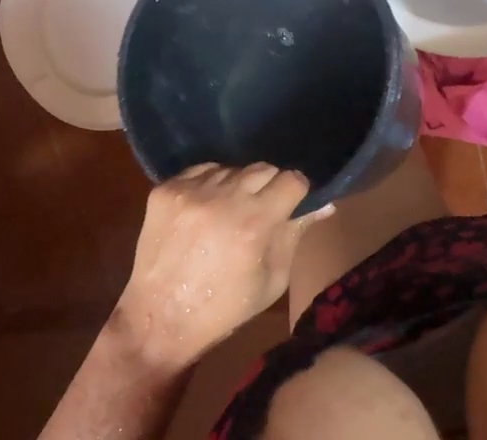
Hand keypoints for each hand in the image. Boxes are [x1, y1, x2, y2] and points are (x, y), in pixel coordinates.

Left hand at [112, 164, 331, 368]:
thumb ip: (295, 235)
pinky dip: (208, 185)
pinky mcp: (165, 189)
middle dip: (269, 186)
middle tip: (262, 211)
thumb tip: (324, 204)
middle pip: (263, 168)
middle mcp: (223, 197)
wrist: (162, 318)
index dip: (297, 191)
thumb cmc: (225, 308)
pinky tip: (205, 210)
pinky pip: (200, 171)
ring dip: (237, 186)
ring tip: (229, 213)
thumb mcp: (272, 280)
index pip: (292, 179)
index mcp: (254, 223)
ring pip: (231, 168)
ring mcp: (190, 190)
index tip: (292, 203)